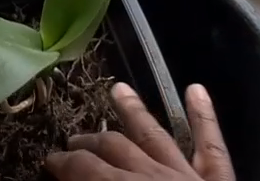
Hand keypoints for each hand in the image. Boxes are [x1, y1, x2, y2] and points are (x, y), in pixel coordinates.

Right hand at [46, 82, 233, 180]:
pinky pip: (211, 146)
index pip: (86, 171)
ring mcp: (188, 176)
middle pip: (115, 148)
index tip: (48, 162)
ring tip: (119, 88)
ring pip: (156, 135)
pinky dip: (204, 116)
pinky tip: (196, 89)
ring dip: (135, 112)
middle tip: (72, 141)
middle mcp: (153, 178)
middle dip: (90, 143)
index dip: (63, 165)